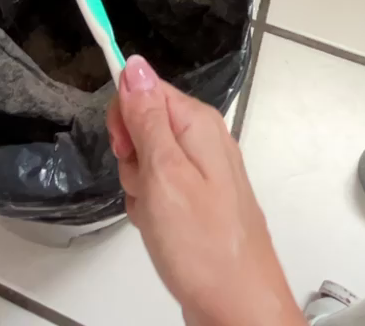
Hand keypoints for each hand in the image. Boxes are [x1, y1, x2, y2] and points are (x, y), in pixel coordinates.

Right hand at [110, 56, 304, 325]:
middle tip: (147, 188)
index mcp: (197, 123)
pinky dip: (150, 207)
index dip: (124, 118)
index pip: (143, 88)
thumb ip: (146, 117)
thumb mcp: (164, 174)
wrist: (240, 313)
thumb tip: (134, 64)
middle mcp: (203, 140)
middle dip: (131, 157)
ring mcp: (202, 172)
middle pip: (142, 124)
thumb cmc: (204, 247)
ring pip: (145, 159)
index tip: (125, 149)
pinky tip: (161, 228)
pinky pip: (157, 188)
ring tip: (157, 216)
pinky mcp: (197, 200)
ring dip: (138, 187)